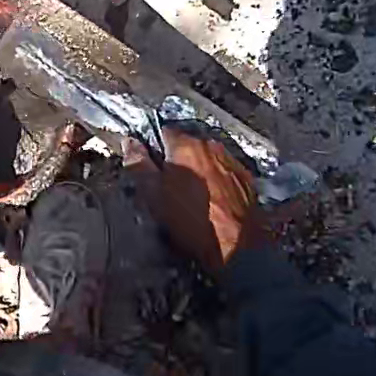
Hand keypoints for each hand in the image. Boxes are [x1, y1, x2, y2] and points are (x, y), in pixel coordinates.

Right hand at [146, 128, 267, 272]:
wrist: (236, 244)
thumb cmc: (190, 220)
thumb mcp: (154, 195)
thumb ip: (139, 165)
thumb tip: (130, 143)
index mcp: (185, 146)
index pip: (164, 131)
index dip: (154, 147)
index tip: (151, 164)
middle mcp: (211, 146)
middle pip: (188, 143)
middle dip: (178, 157)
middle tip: (169, 182)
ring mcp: (231, 160)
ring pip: (207, 156)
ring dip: (198, 167)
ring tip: (192, 193)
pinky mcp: (246, 177)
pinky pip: (224, 170)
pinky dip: (216, 179)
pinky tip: (212, 199)